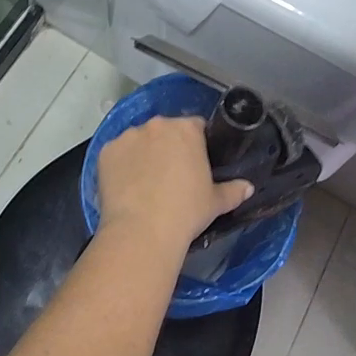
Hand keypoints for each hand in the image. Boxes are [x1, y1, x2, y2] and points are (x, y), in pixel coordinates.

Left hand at [96, 115, 253, 252]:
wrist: (142, 231)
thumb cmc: (186, 212)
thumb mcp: (216, 202)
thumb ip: (234, 190)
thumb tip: (248, 187)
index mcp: (186, 129)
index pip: (196, 126)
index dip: (197, 144)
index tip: (195, 163)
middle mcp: (156, 125)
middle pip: (165, 130)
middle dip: (168, 146)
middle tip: (171, 175)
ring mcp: (128, 136)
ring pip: (139, 140)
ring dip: (143, 154)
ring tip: (145, 184)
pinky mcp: (106, 151)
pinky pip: (117, 154)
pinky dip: (121, 165)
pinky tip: (126, 187)